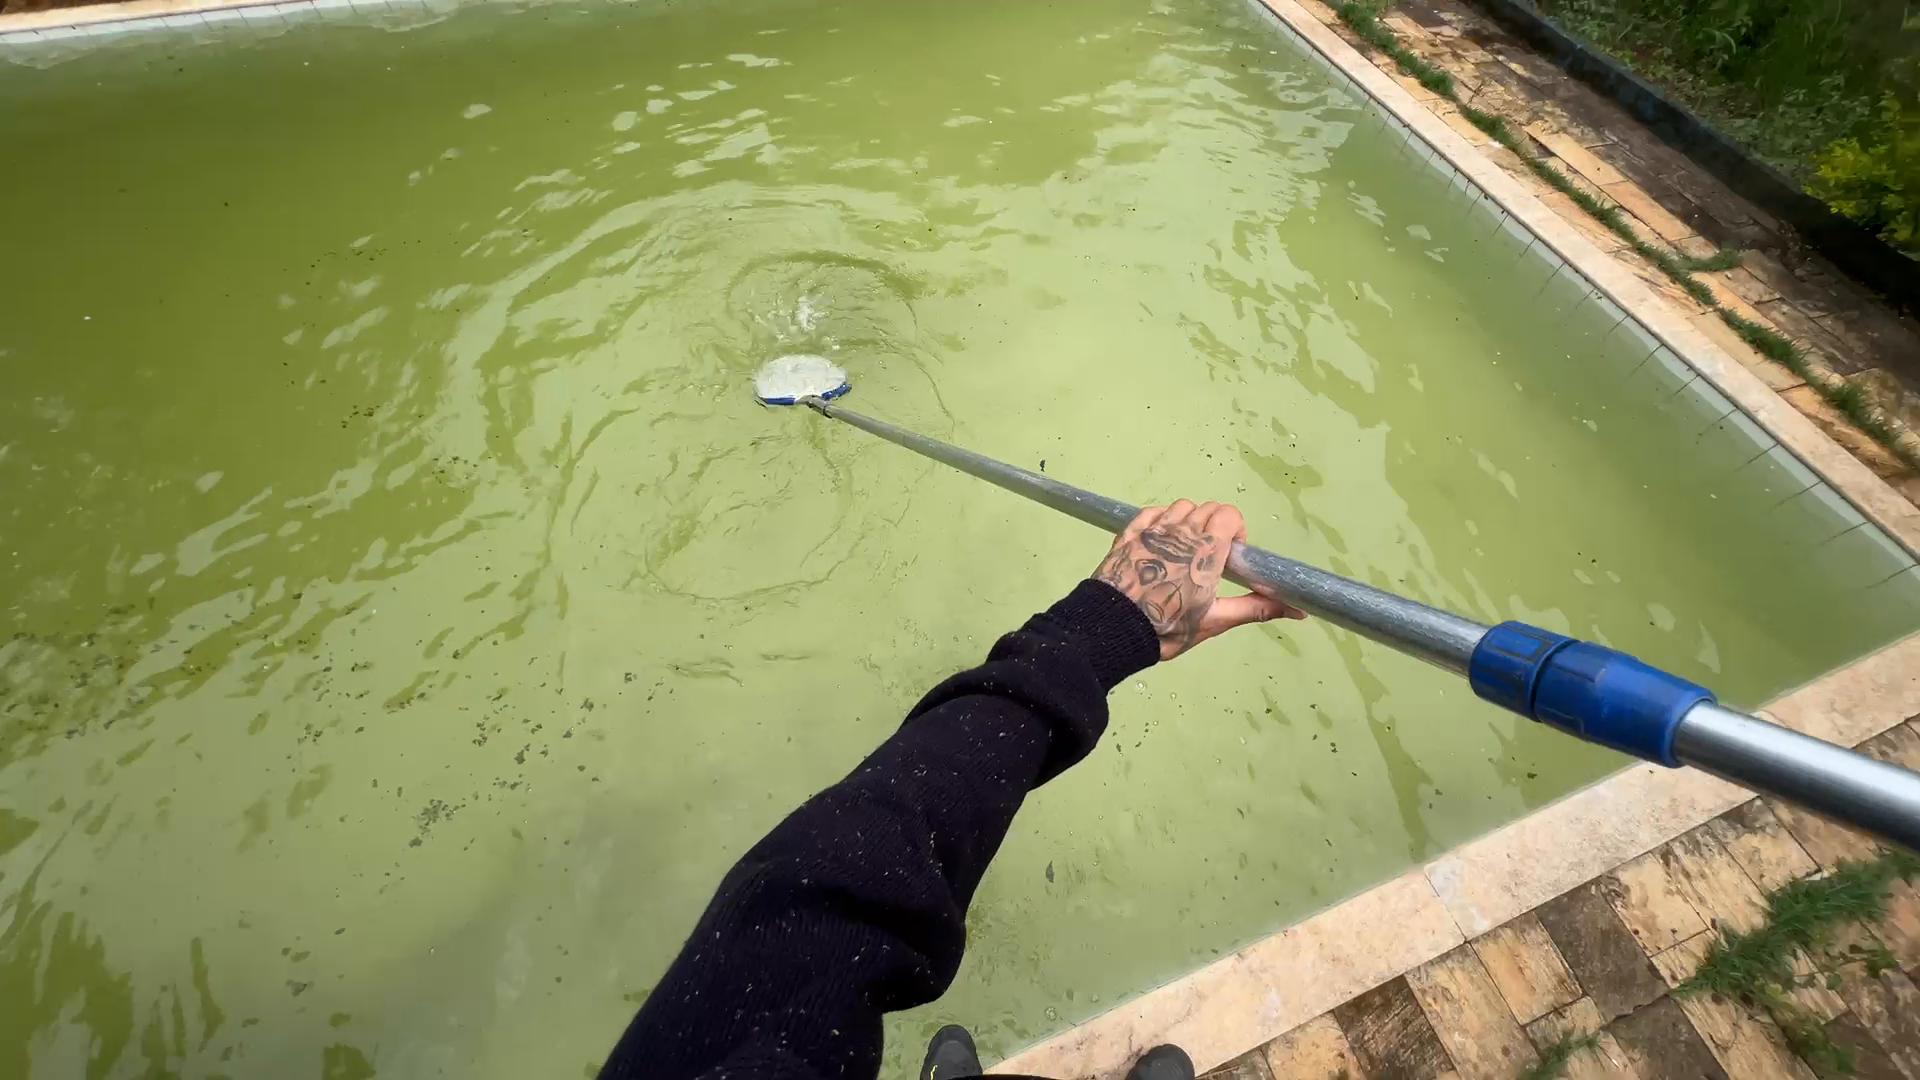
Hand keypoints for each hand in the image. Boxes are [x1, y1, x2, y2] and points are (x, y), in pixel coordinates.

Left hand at [1092, 501, 1305, 660]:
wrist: (1113, 627)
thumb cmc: (1167, 627)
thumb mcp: (1215, 621)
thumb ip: (1255, 608)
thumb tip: (1299, 610)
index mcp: (1207, 550)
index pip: (1229, 514)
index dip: (1235, 529)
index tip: (1231, 554)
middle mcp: (1181, 532)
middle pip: (1207, 509)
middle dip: (1215, 526)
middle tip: (1210, 556)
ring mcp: (1152, 530)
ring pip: (1179, 507)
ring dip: (1189, 519)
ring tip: (1185, 547)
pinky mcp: (1128, 534)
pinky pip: (1150, 513)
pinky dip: (1160, 519)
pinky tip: (1160, 539)